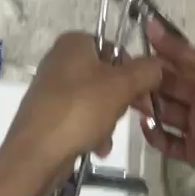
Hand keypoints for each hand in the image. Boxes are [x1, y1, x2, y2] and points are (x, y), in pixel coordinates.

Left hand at [0, 32, 163, 177]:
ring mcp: (51, 87)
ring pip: (95, 99)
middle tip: (130, 116)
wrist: (35, 154)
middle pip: (106, 76)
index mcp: (74, 42)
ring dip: (107, 120)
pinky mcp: (47, 114)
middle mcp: (60, 59)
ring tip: (105, 137)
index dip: (134, 73)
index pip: (116, 50)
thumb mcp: (121, 86)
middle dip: (120, 101)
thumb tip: (159, 64)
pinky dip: (91, 131)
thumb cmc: (79, 109)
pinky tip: (95, 148)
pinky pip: (79, 117)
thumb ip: (145, 71)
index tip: (145, 97)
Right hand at [136, 17, 194, 185]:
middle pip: (169, 88)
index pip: (177, 63)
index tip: (132, 50)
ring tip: (129, 98)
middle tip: (123, 76)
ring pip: (166, 113)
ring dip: (149, 105)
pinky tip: (144, 124)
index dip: (156, 56)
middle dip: (148, 81)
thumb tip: (150, 23)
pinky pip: (169, 142)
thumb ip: (179, 51)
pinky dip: (156, 135)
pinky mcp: (192, 152)